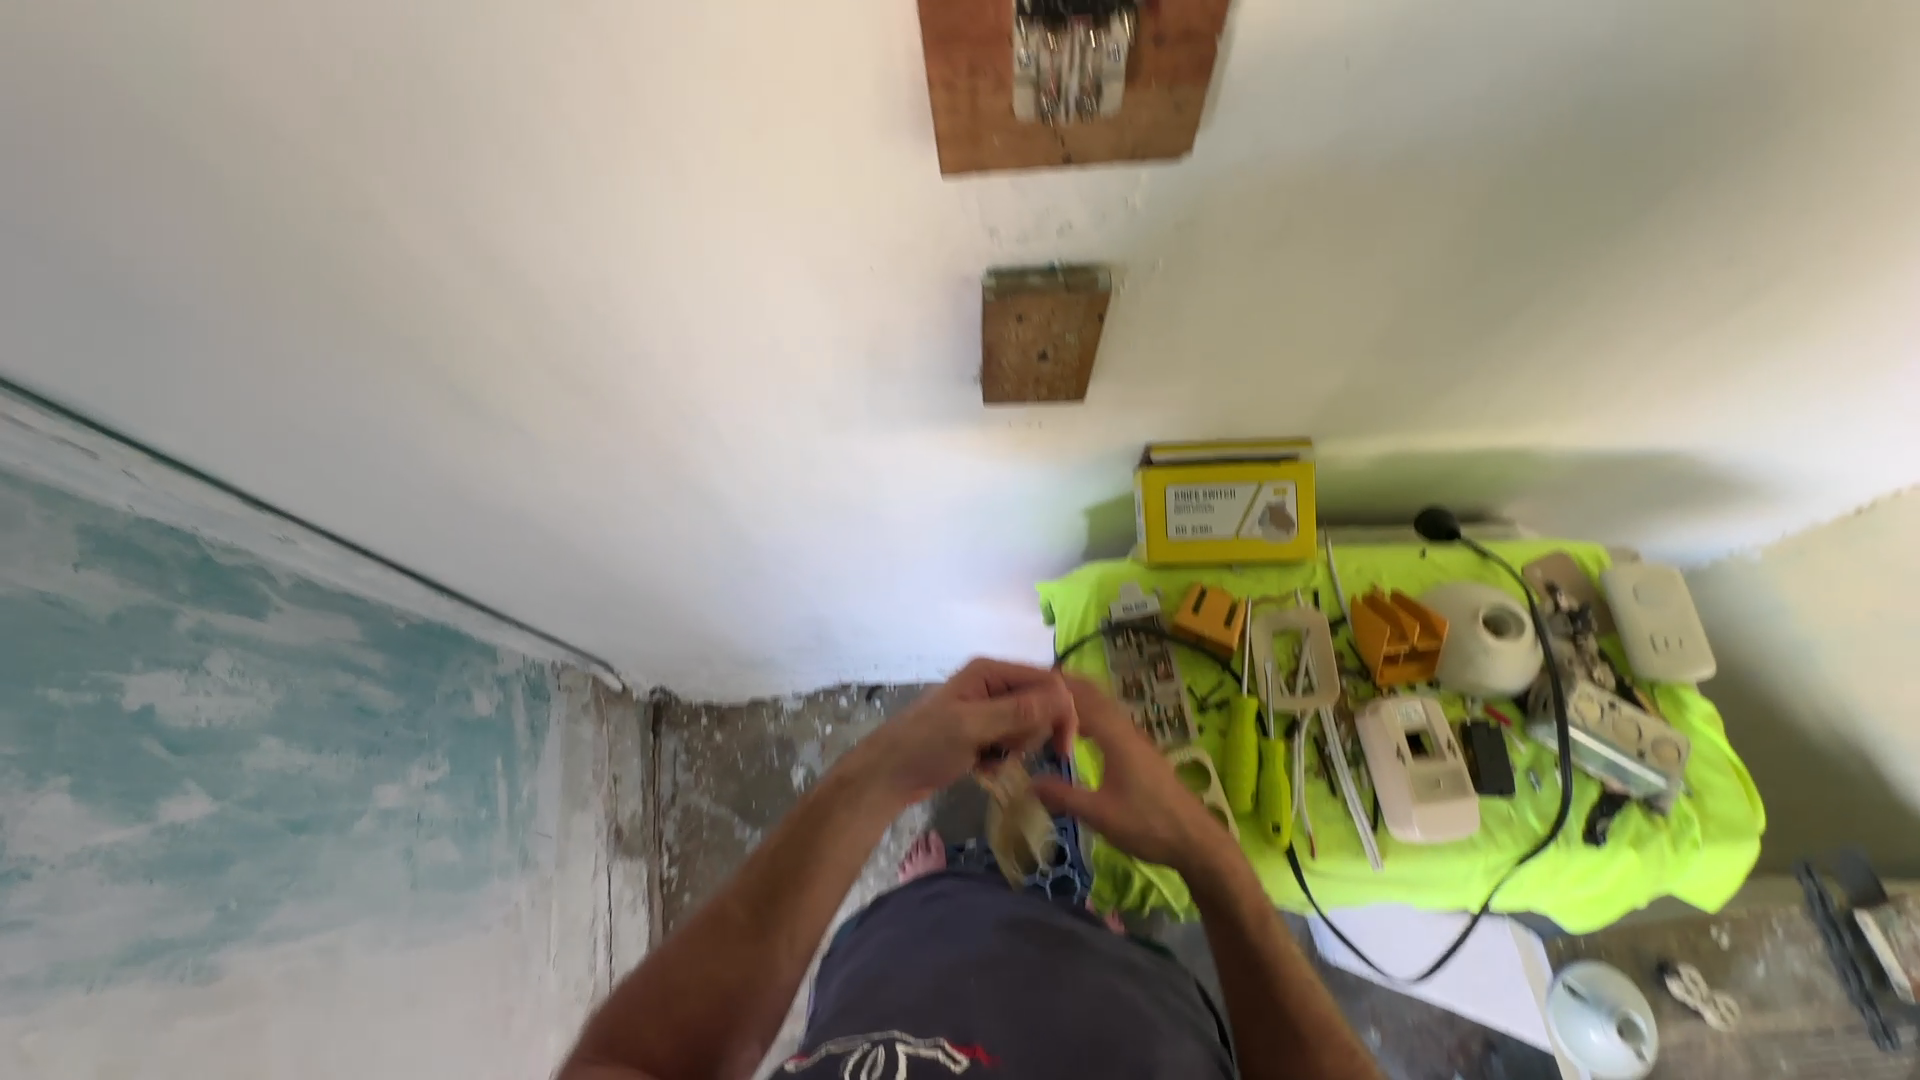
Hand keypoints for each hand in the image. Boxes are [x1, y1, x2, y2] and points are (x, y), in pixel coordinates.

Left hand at [839, 658, 1077, 808]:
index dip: (1062, 711)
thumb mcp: (971, 727)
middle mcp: (992, 683)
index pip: (1047, 681)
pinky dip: (1002, 758)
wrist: (887, 777)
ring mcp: (987, 708)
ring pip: (1029, 726)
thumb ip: (1016, 711)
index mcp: (989, 671)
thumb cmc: (924, 746)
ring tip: (987, 758)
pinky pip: (1012, 742)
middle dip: (1031, 733)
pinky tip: (980, 766)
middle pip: (1041, 704)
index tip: (1064, 747)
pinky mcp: (982, 731)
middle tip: (1005, 750)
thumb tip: (1063, 697)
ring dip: (1015, 748)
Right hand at [1031, 675, 1238, 876]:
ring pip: (1103, 707)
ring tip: (1047, 704)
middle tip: (1032, 688)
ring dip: (1078, 700)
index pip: (1081, 700)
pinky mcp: (1141, 753)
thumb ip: (1064, 796)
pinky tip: (1077, 731)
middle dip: (1064, 687)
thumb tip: (1028, 783)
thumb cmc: (1148, 825)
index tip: (1026, 683)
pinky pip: (1109, 720)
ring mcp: (1136, 740)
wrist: (1196, 841)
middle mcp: (1126, 730)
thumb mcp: (1100, 815)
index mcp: (1116, 738)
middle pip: (1093, 695)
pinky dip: (1089, 715)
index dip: (1055, 689)